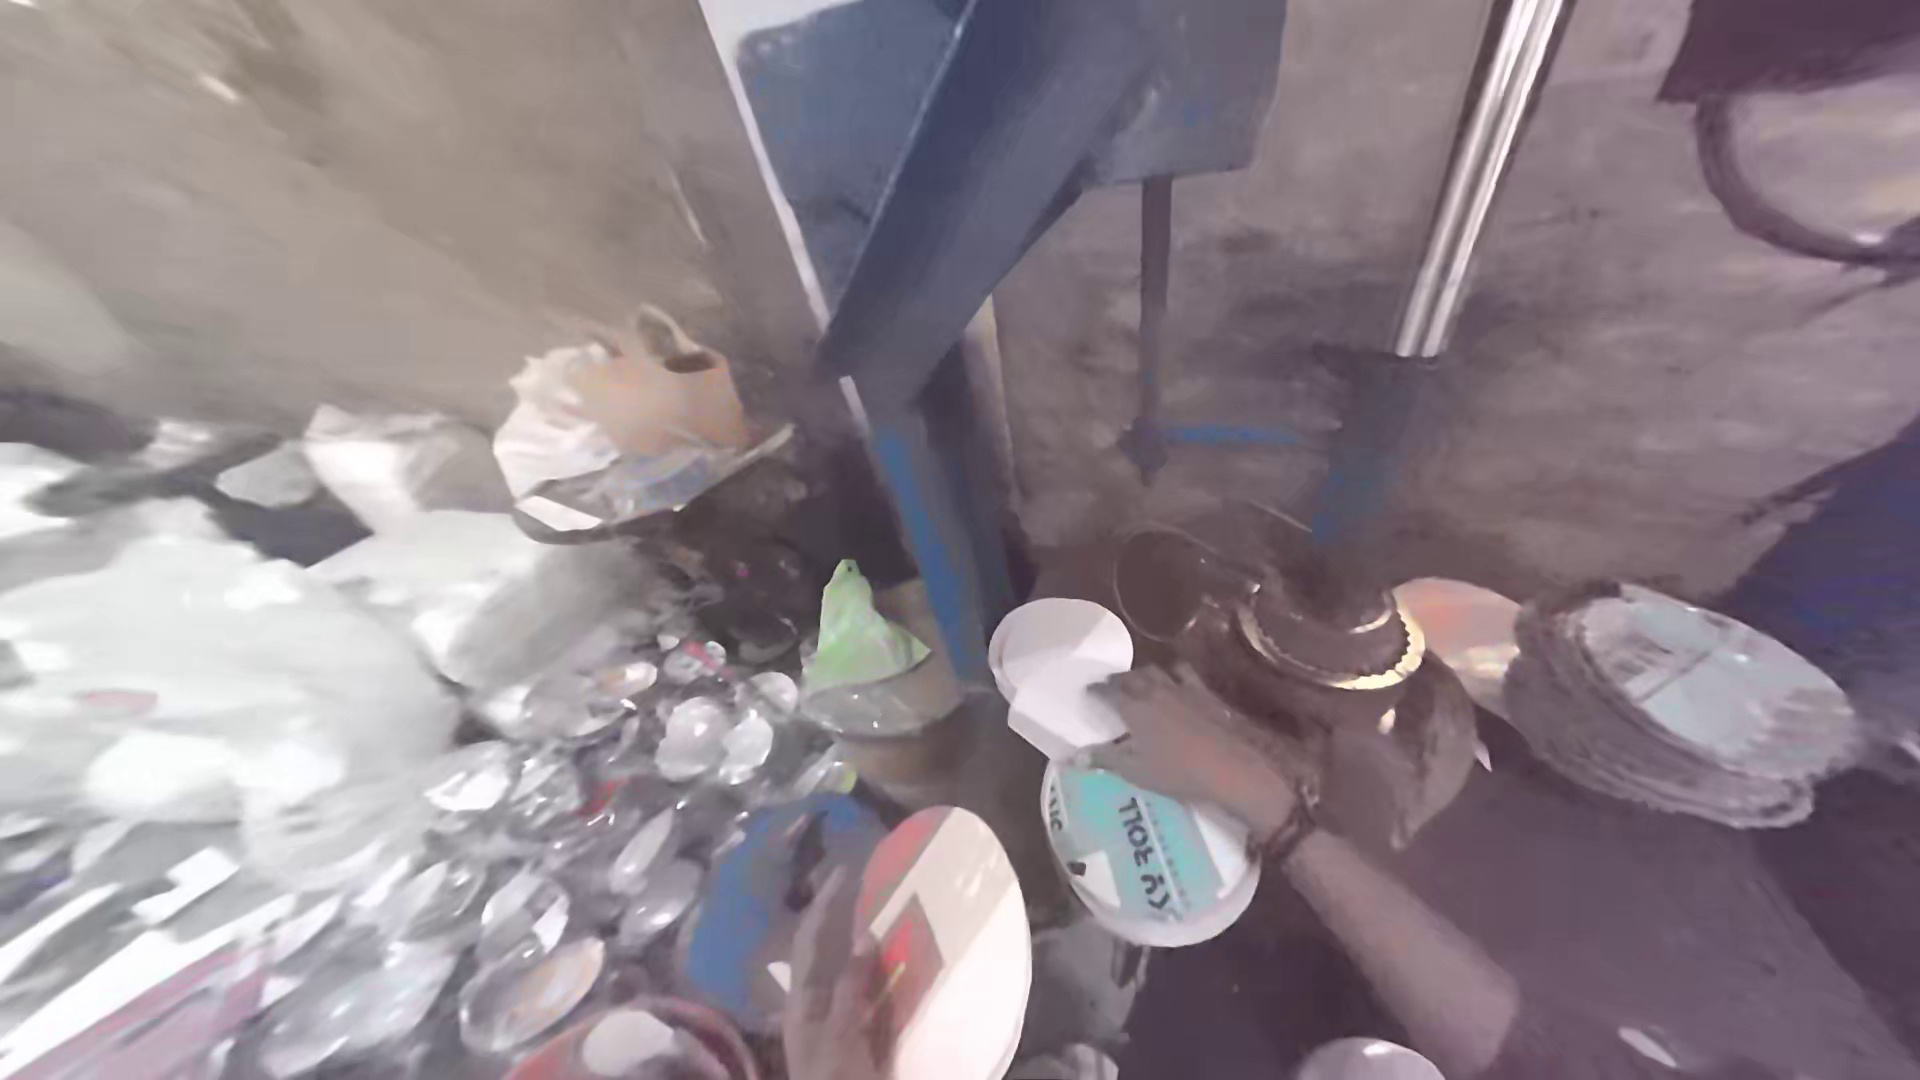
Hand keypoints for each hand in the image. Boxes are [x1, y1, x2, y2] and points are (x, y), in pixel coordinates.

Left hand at [783, 868, 889, 1079]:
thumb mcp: (840, 1041)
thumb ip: (851, 987)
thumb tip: (864, 934)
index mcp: (803, 1004)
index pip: (810, 940)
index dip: (825, 904)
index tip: (846, 870)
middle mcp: (817, 1005)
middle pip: (829, 949)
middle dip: (844, 915)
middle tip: (871, 884)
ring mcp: (841, 1019)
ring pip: (852, 966)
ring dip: (867, 937)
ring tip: (890, 908)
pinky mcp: (863, 1034)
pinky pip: (873, 989)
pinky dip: (885, 967)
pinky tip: (904, 955)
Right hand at [1079, 664, 1309, 839]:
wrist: (1230, 766)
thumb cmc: (1178, 772)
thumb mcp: (1135, 771)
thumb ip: (1104, 759)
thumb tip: (1074, 756)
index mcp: (1133, 707)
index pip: (1107, 691)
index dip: (1096, 690)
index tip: (1088, 690)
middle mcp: (1153, 690)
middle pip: (1130, 676)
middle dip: (1117, 679)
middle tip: (1110, 685)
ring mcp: (1180, 688)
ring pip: (1155, 670)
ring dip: (1142, 673)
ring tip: (1138, 679)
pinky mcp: (1203, 692)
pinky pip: (1183, 672)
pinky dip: (1173, 672)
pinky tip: (1175, 680)